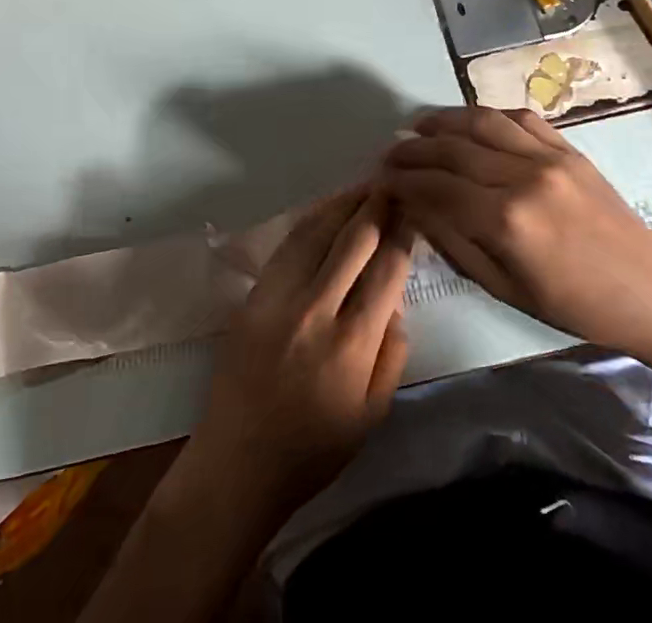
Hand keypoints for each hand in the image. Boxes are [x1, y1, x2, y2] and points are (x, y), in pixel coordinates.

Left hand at [186, 188, 413, 510]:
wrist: (235, 467)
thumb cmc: (314, 448)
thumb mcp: (375, 411)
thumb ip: (393, 351)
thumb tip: (394, 301)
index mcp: (352, 341)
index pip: (388, 268)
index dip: (405, 232)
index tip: (416, 210)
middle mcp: (315, 310)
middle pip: (354, 239)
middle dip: (379, 206)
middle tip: (396, 184)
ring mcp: (276, 301)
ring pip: (316, 233)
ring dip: (344, 204)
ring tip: (365, 187)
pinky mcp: (251, 300)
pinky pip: (285, 248)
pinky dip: (310, 222)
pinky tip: (326, 211)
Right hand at [381, 107, 651, 361]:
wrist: (644, 287)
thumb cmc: (570, 304)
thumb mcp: (503, 286)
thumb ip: (454, 241)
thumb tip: (413, 206)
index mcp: (505, 221)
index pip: (436, 187)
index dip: (402, 180)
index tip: (380, 178)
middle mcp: (524, 177)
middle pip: (454, 149)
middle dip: (414, 148)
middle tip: (390, 152)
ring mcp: (550, 157)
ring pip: (485, 123)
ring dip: (446, 120)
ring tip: (419, 125)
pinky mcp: (570, 150)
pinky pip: (522, 120)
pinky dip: (490, 115)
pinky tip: (471, 122)